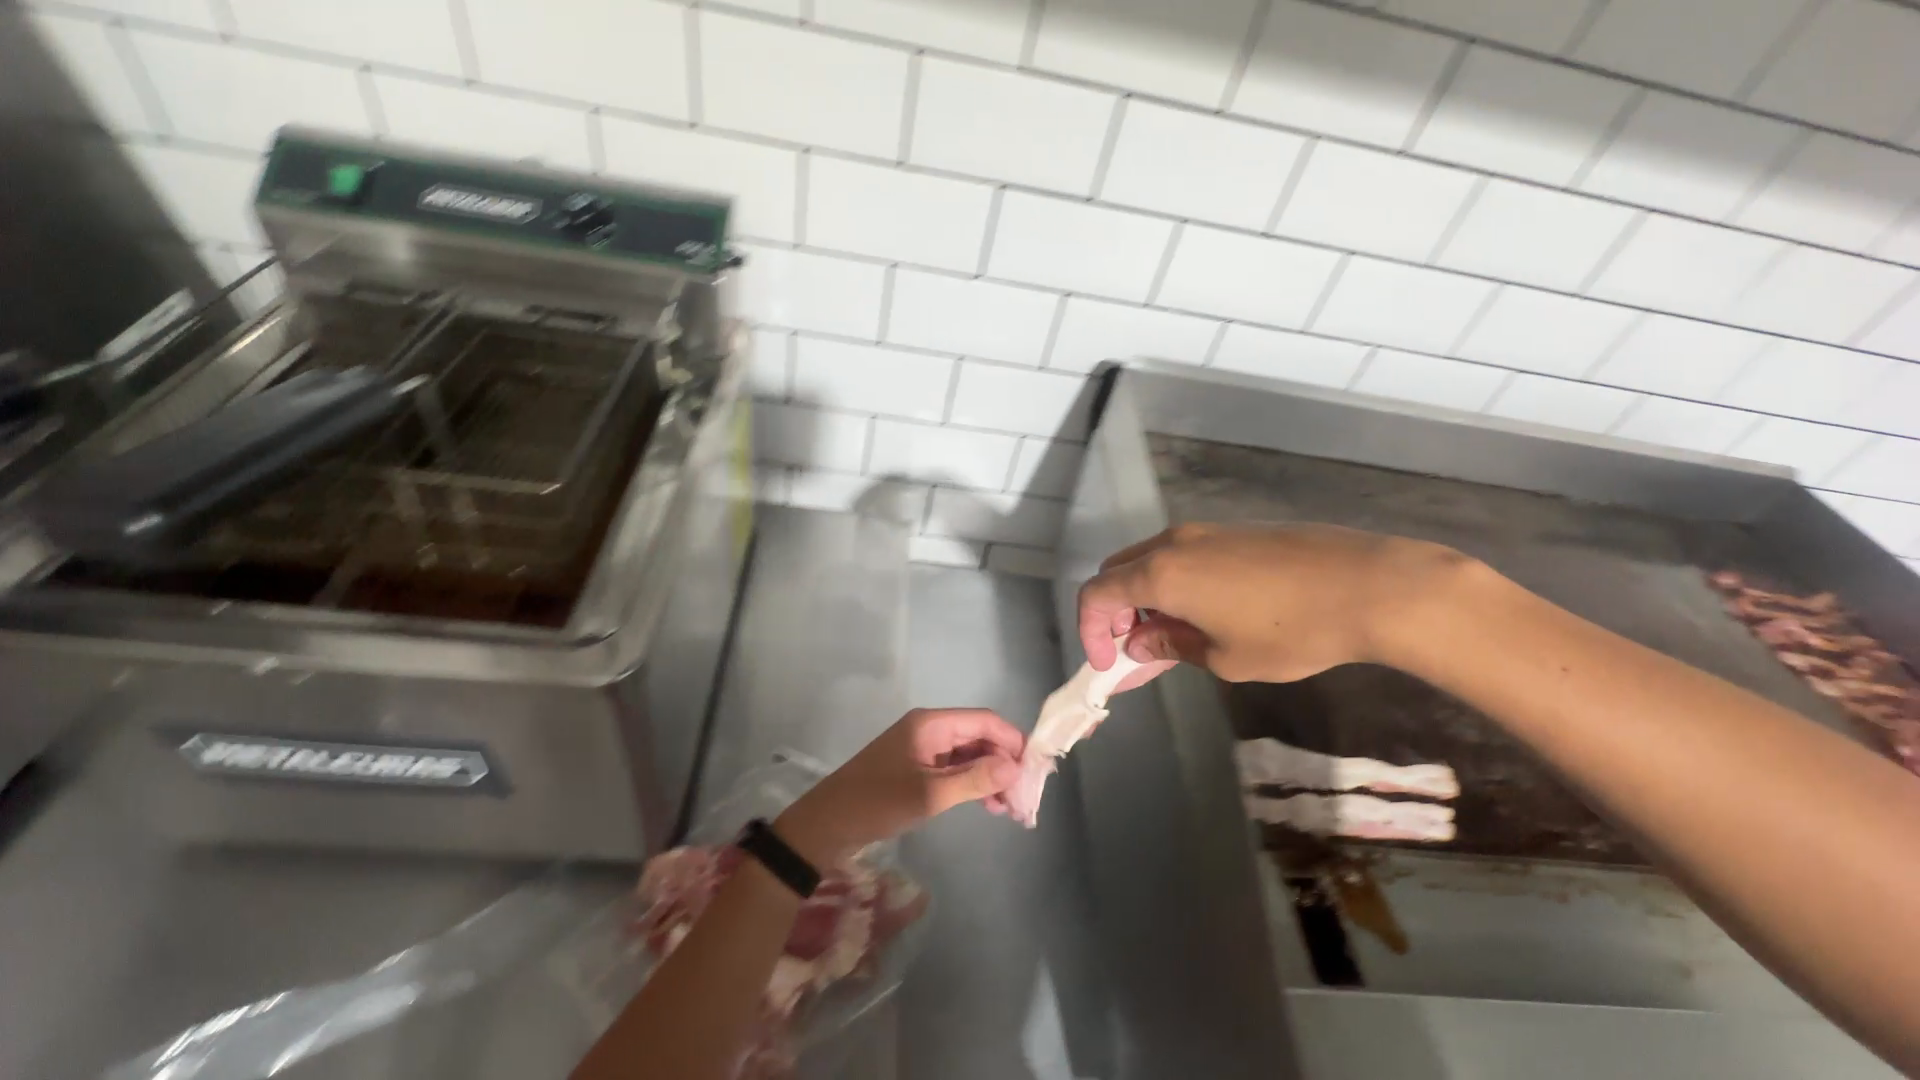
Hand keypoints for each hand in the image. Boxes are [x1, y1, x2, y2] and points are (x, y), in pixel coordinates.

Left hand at [774, 708, 1023, 865]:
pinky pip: (954, 769)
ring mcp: (922, 748)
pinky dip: (972, 784)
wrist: (826, 824)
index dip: (1013, 742)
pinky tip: (987, 806)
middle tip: (1024, 798)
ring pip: (969, 755)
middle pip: (979, 737)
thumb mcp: (929, 794)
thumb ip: (974, 779)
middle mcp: (929, 729)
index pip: (985, 721)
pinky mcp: (916, 768)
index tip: (1035, 772)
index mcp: (931, 724)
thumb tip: (1015, 767)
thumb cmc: (877, 803)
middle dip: (1004, 764)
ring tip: (1008, 810)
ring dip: (990, 777)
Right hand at [1078, 522, 1472, 685]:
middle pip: (1119, 570)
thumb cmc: (1291, 631)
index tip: (1110, 664)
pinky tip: (1213, 611)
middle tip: (1135, 648)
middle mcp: (1175, 543)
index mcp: (1161, 573)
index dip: (1091, 631)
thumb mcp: (1224, 657)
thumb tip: (1140, 642)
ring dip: (1147, 596)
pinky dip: (1177, 582)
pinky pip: (1187, 554)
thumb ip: (1171, 646)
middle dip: (1114, 611)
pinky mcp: (1238, 530)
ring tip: (1176, 634)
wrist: (1369, 585)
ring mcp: (1209, 530)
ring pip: (1153, 559)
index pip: (1096, 593)